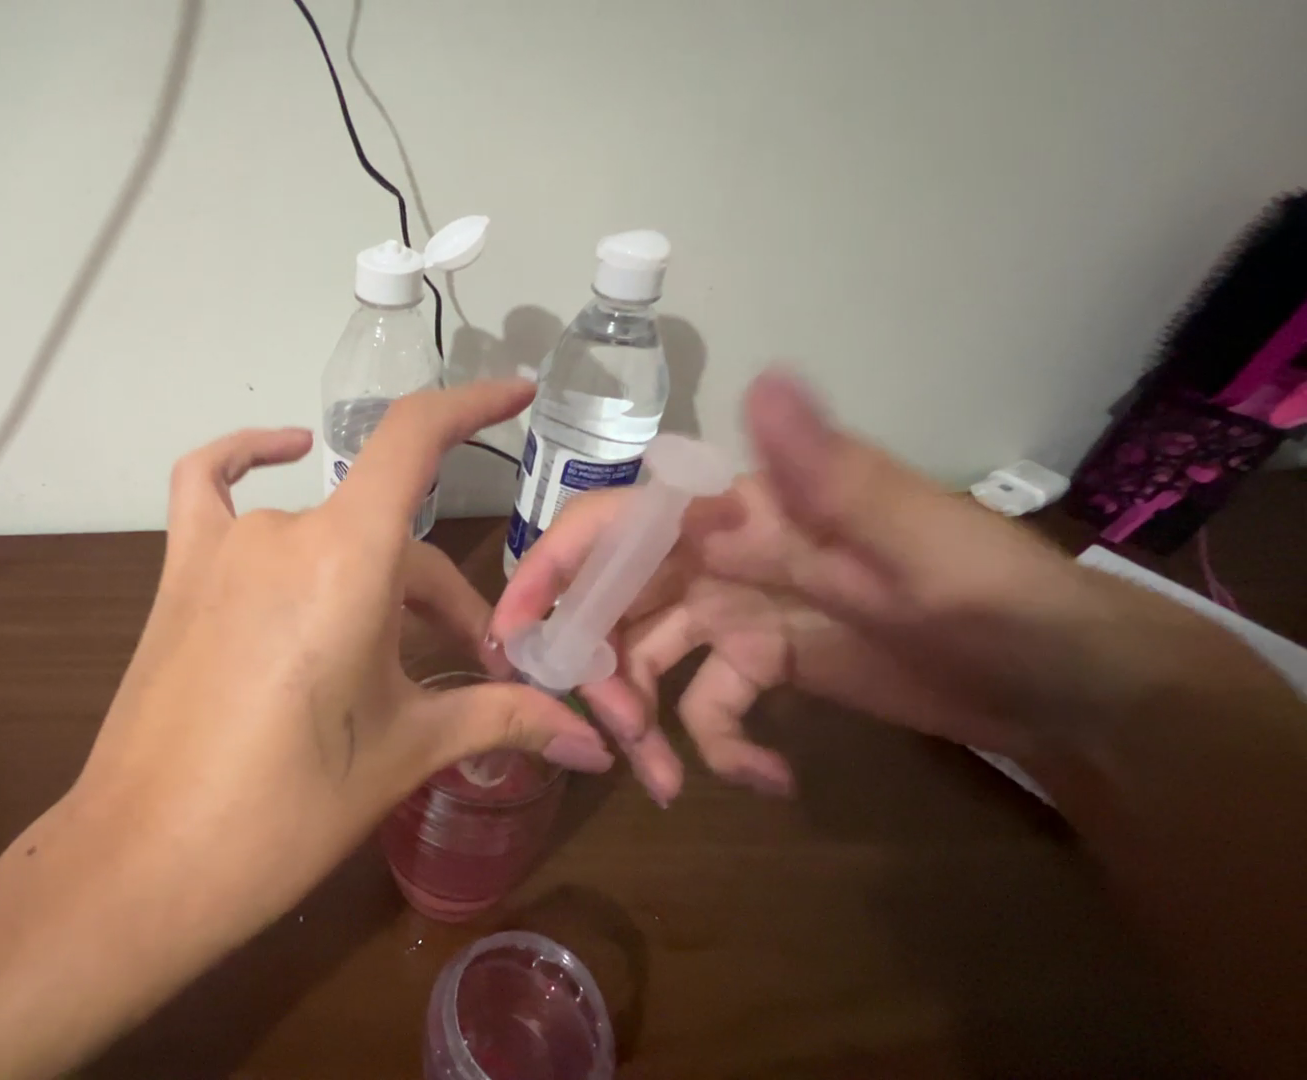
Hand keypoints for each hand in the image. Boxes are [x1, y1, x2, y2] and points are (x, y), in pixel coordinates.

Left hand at [0, 380, 611, 1079]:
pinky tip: (283, 454)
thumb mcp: (403, 754)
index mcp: (347, 560)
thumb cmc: (287, 812)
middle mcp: (284, 531)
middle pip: (391, 536)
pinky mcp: (179, 573)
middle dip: (443, 601)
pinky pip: (208, 487)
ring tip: (400, 656)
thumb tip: (593, 743)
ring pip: (328, 537)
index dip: (472, 405)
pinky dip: (245, 458)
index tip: (516, 396)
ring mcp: (223, 548)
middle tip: (475, 673)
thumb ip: (501, 720)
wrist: (148, 861)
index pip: (414, 441)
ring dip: (377, 582)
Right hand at [493, 370, 1187, 804]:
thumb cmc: (996, 600)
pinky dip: (720, 743)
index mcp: (737, 513)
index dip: (553, 568)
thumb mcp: (914, 541)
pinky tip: (768, 776)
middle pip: (613, 603)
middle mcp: (719, 555)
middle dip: (595, 668)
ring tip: (667, 784)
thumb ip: (826, 470)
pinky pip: (707, 703)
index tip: (511, 629)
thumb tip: (761, 377)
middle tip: (610, 736)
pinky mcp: (761, 663)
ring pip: (645, 656)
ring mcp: (736, 611)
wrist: (1073, 689)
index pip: (616, 525)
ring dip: (642, 717)